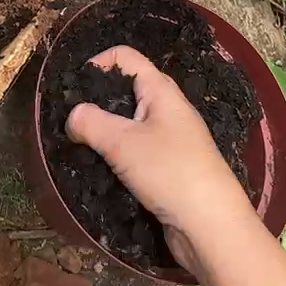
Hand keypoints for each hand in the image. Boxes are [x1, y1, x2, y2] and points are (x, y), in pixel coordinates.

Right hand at [66, 46, 264, 277]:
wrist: (214, 229)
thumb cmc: (170, 172)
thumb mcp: (122, 143)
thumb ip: (91, 123)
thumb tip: (71, 115)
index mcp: (161, 91)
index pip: (125, 57)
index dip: (98, 63)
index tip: (74, 88)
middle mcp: (167, 109)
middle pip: (126, 89)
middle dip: (98, 101)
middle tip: (74, 119)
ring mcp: (171, 139)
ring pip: (130, 123)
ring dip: (107, 132)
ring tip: (83, 146)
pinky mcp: (169, 167)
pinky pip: (137, 150)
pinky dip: (119, 155)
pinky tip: (104, 169)